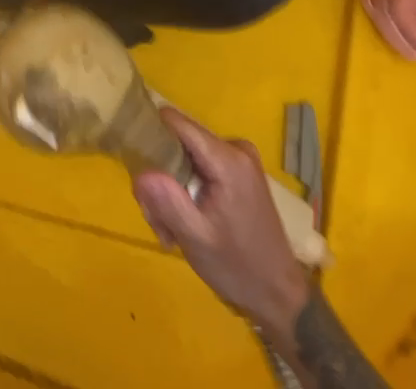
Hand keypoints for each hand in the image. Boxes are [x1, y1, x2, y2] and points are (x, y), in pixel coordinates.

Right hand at [132, 108, 310, 332]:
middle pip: (178, 143)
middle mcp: (236, 149)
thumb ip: (167, 201)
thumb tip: (140, 171)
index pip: (176, 122)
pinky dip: (186, 192)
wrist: (278, 293)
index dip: (151, 137)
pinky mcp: (240, 172)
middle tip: (157, 220)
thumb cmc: (237, 266)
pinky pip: (200, 168)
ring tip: (172, 231)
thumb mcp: (195, 238)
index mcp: (228, 159)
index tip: (137, 171)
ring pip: (186, 158)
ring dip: (171, 191)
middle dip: (160, 178)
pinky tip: (186, 224)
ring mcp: (240, 160)